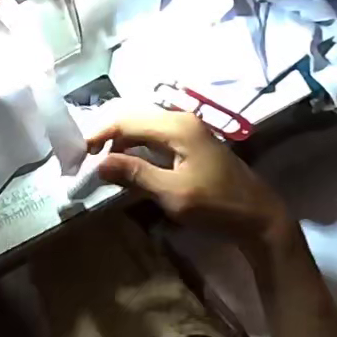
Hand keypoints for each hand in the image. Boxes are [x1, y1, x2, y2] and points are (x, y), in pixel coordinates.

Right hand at [91, 107, 294, 255]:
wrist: (259, 217)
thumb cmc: (218, 205)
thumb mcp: (173, 194)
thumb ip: (135, 175)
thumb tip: (98, 163)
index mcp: (177, 127)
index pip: (126, 120)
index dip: (98, 135)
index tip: (77, 156)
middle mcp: (180, 120)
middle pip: (132, 119)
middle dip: (106, 137)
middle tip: (83, 161)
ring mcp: (187, 131)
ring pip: (141, 128)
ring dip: (119, 144)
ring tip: (99, 166)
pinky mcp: (189, 144)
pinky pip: (153, 139)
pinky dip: (134, 150)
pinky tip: (124, 167)